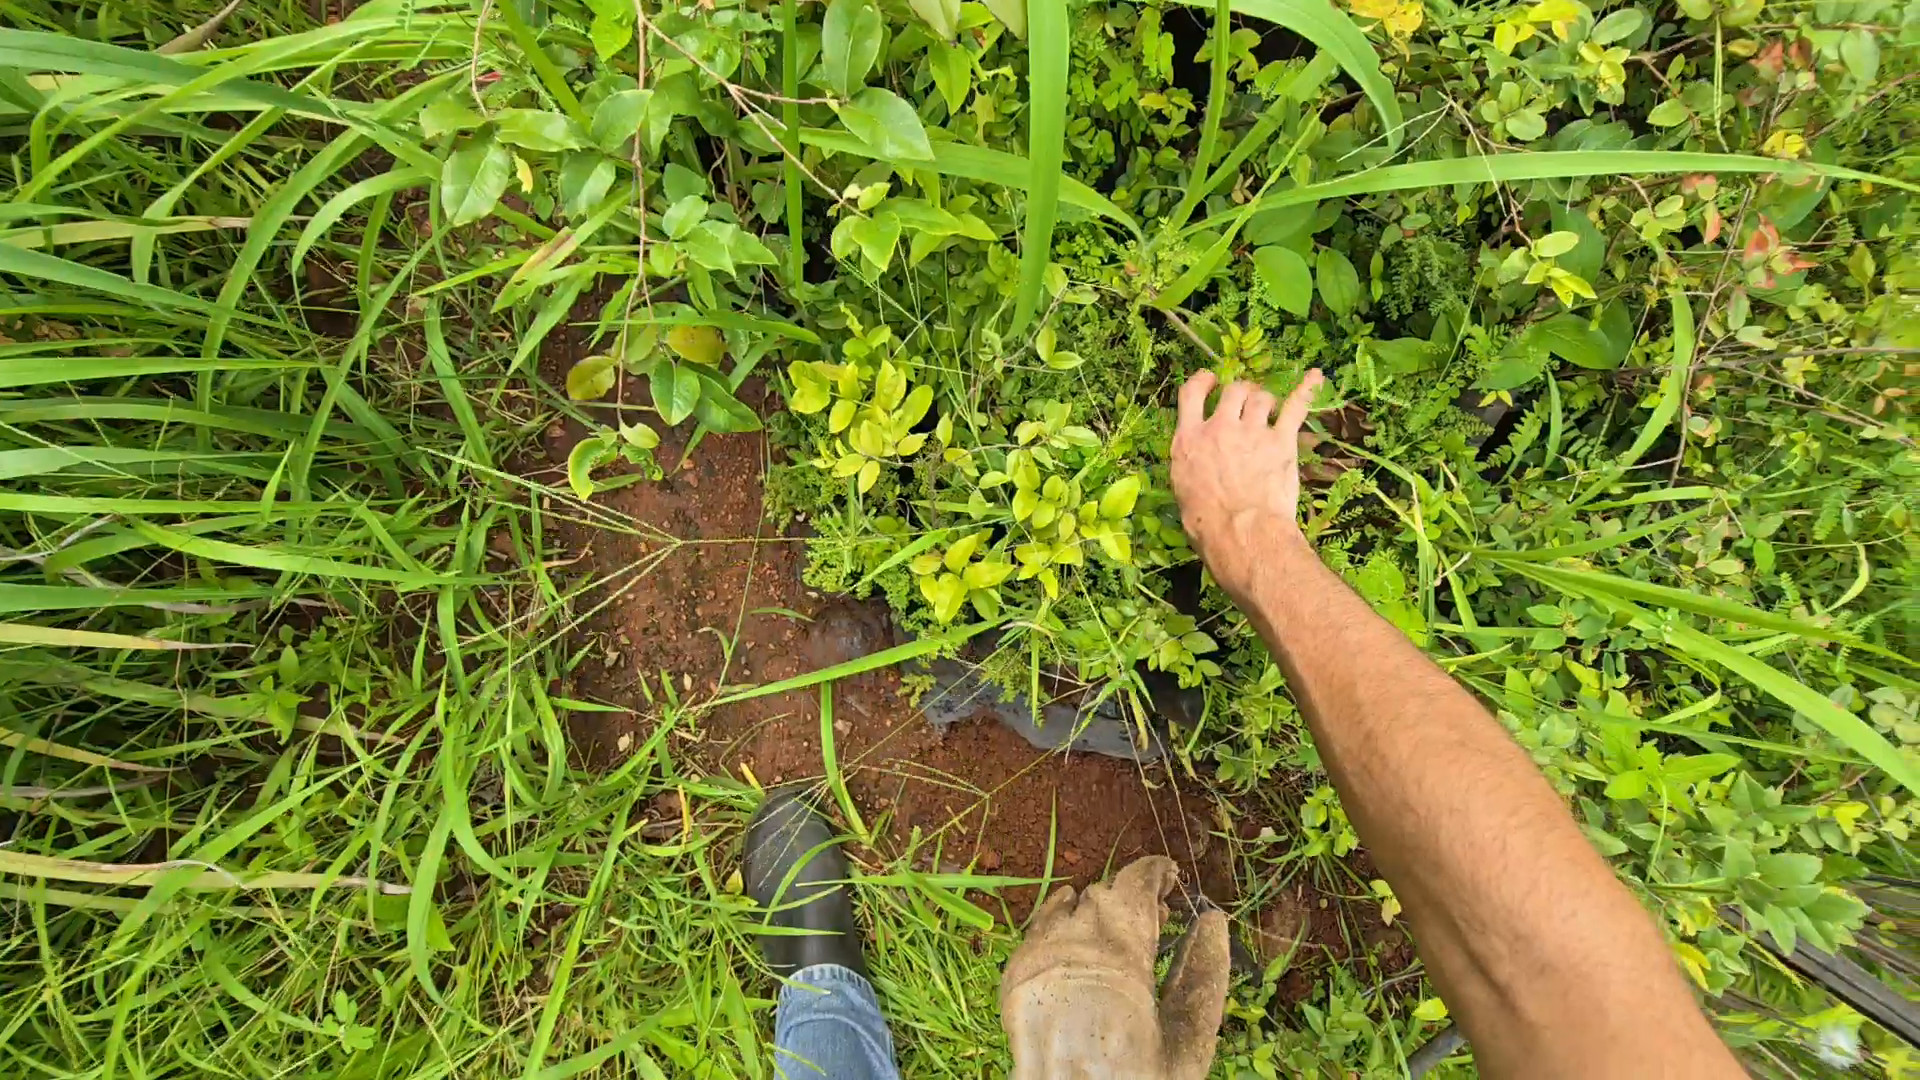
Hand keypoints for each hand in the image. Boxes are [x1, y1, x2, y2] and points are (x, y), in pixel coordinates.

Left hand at [999, 856, 1228, 1079]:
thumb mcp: (1186, 1042)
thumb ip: (1203, 975)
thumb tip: (1215, 921)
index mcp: (1122, 949)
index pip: (1137, 882)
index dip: (1155, 873)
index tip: (1169, 877)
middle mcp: (1077, 936)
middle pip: (1106, 893)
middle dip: (1132, 898)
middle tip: (1155, 918)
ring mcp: (1041, 949)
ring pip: (1073, 904)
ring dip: (1098, 909)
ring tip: (1118, 932)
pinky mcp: (1015, 968)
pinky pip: (1041, 923)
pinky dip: (1061, 916)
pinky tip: (1072, 924)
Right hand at [1169, 369, 1323, 600]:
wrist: (1240, 532)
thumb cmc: (1204, 522)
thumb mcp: (1182, 489)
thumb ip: (1189, 465)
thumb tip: (1195, 465)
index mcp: (1189, 440)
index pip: (1191, 394)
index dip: (1203, 381)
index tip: (1210, 380)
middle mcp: (1219, 428)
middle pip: (1232, 391)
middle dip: (1240, 392)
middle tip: (1244, 400)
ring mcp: (1252, 432)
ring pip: (1261, 397)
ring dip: (1264, 399)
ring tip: (1267, 407)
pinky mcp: (1281, 442)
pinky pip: (1295, 408)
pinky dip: (1306, 390)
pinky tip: (1314, 377)